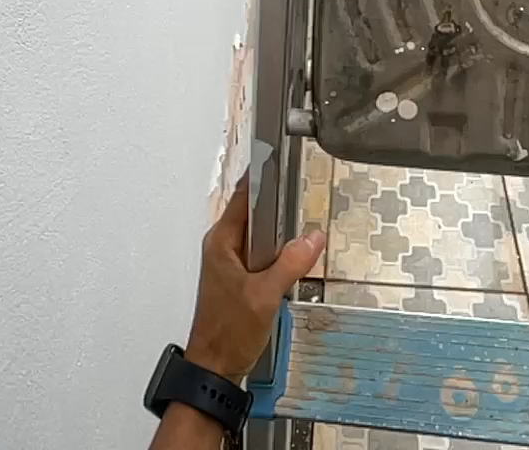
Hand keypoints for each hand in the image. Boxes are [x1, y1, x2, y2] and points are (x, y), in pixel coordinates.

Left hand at [183, 175, 325, 381]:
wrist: (214, 370)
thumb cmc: (229, 332)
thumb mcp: (265, 295)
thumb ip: (291, 263)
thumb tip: (315, 236)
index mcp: (221, 242)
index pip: (242, 197)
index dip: (259, 177)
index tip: (277, 159)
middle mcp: (221, 246)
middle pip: (252, 212)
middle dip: (276, 205)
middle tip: (300, 192)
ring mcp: (227, 262)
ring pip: (257, 234)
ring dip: (277, 231)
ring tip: (301, 224)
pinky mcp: (235, 277)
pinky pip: (258, 252)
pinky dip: (274, 250)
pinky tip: (291, 256)